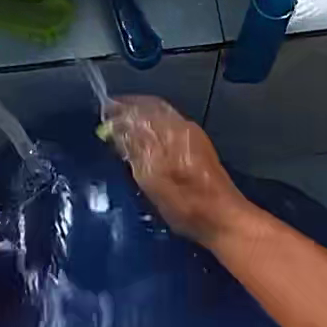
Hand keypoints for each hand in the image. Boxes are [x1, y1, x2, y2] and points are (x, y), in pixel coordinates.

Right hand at [102, 96, 254, 244]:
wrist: (222, 220)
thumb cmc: (186, 202)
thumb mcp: (153, 177)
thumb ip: (136, 148)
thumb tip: (117, 127)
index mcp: (174, 131)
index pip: (144, 106)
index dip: (122, 106)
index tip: (104, 110)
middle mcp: (184, 128)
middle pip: (153, 110)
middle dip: (130, 111)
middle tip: (109, 118)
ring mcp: (193, 139)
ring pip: (161, 120)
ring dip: (140, 120)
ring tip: (121, 130)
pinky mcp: (197, 152)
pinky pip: (168, 131)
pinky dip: (151, 131)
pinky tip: (142, 144)